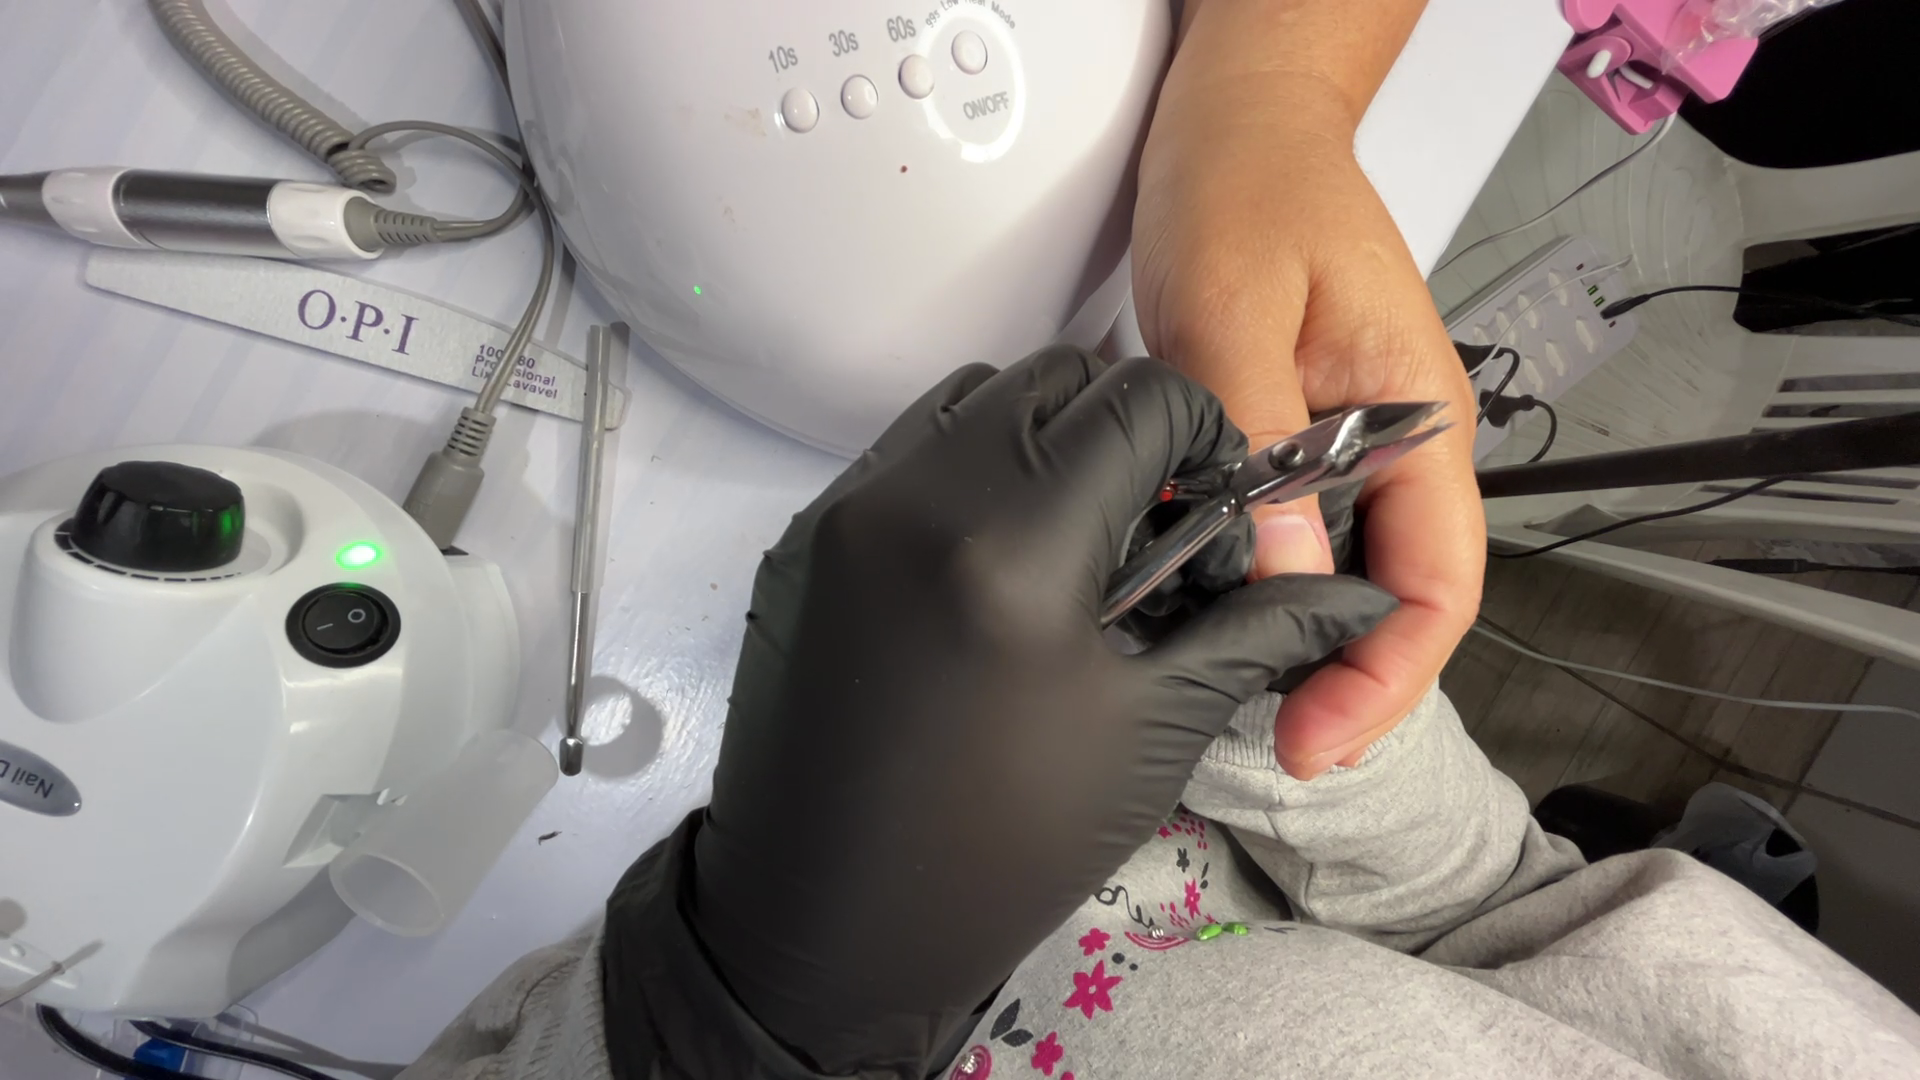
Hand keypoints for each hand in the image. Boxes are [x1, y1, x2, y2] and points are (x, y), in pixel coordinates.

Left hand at [690, 348, 1394, 1070]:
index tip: (1206, 502)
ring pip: (970, 398)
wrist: (829, 918)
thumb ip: (1254, 632)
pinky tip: (981, 556)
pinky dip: (963, 465)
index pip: (1138, 398)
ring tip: (1060, 532)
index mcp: (1014, 544)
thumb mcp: (1146, 736)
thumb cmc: (1002, 844)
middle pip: (1052, 377)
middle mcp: (916, 496)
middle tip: (1138, 517)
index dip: (1200, 432)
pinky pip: (903, 450)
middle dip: (1120, 426)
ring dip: (1037, 436)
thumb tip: (1352, 591)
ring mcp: (844, 508)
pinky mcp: (803, 535)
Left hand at [1132, 71, 1484, 779]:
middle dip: (1339, 675)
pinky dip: (1254, 578)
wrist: (1233, 127)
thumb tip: (1281, 574)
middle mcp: (1384, 443)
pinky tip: (1201, 605)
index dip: (1384, 676)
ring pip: (1333, 567)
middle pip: (1388, 592)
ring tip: (1228, 690)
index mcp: (1414, 419)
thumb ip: (1265, 446)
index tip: (1317, 738)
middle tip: (1265, 738)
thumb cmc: (1245, 194)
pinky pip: (1283, 526)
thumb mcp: (1238, 320)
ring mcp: (1333, 439)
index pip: (1436, 583)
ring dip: (1294, 636)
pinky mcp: (1282, 428)